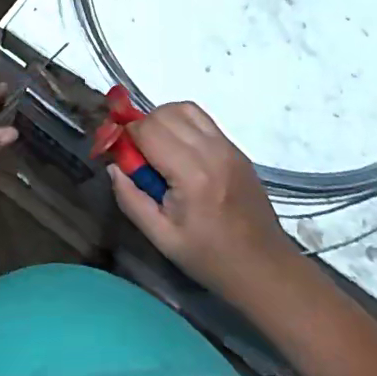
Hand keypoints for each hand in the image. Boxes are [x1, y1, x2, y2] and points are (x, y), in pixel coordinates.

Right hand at [108, 102, 296, 298]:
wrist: (263, 266)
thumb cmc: (210, 258)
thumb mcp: (161, 237)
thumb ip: (131, 199)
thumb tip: (113, 166)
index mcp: (192, 175)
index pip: (148, 130)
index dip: (126, 135)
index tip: (117, 153)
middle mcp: (211, 151)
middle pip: (164, 113)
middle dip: (142, 127)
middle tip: (136, 155)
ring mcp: (227, 147)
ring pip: (184, 109)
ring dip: (162, 120)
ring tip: (156, 150)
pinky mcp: (236, 149)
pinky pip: (202, 120)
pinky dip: (183, 124)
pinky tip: (178, 151)